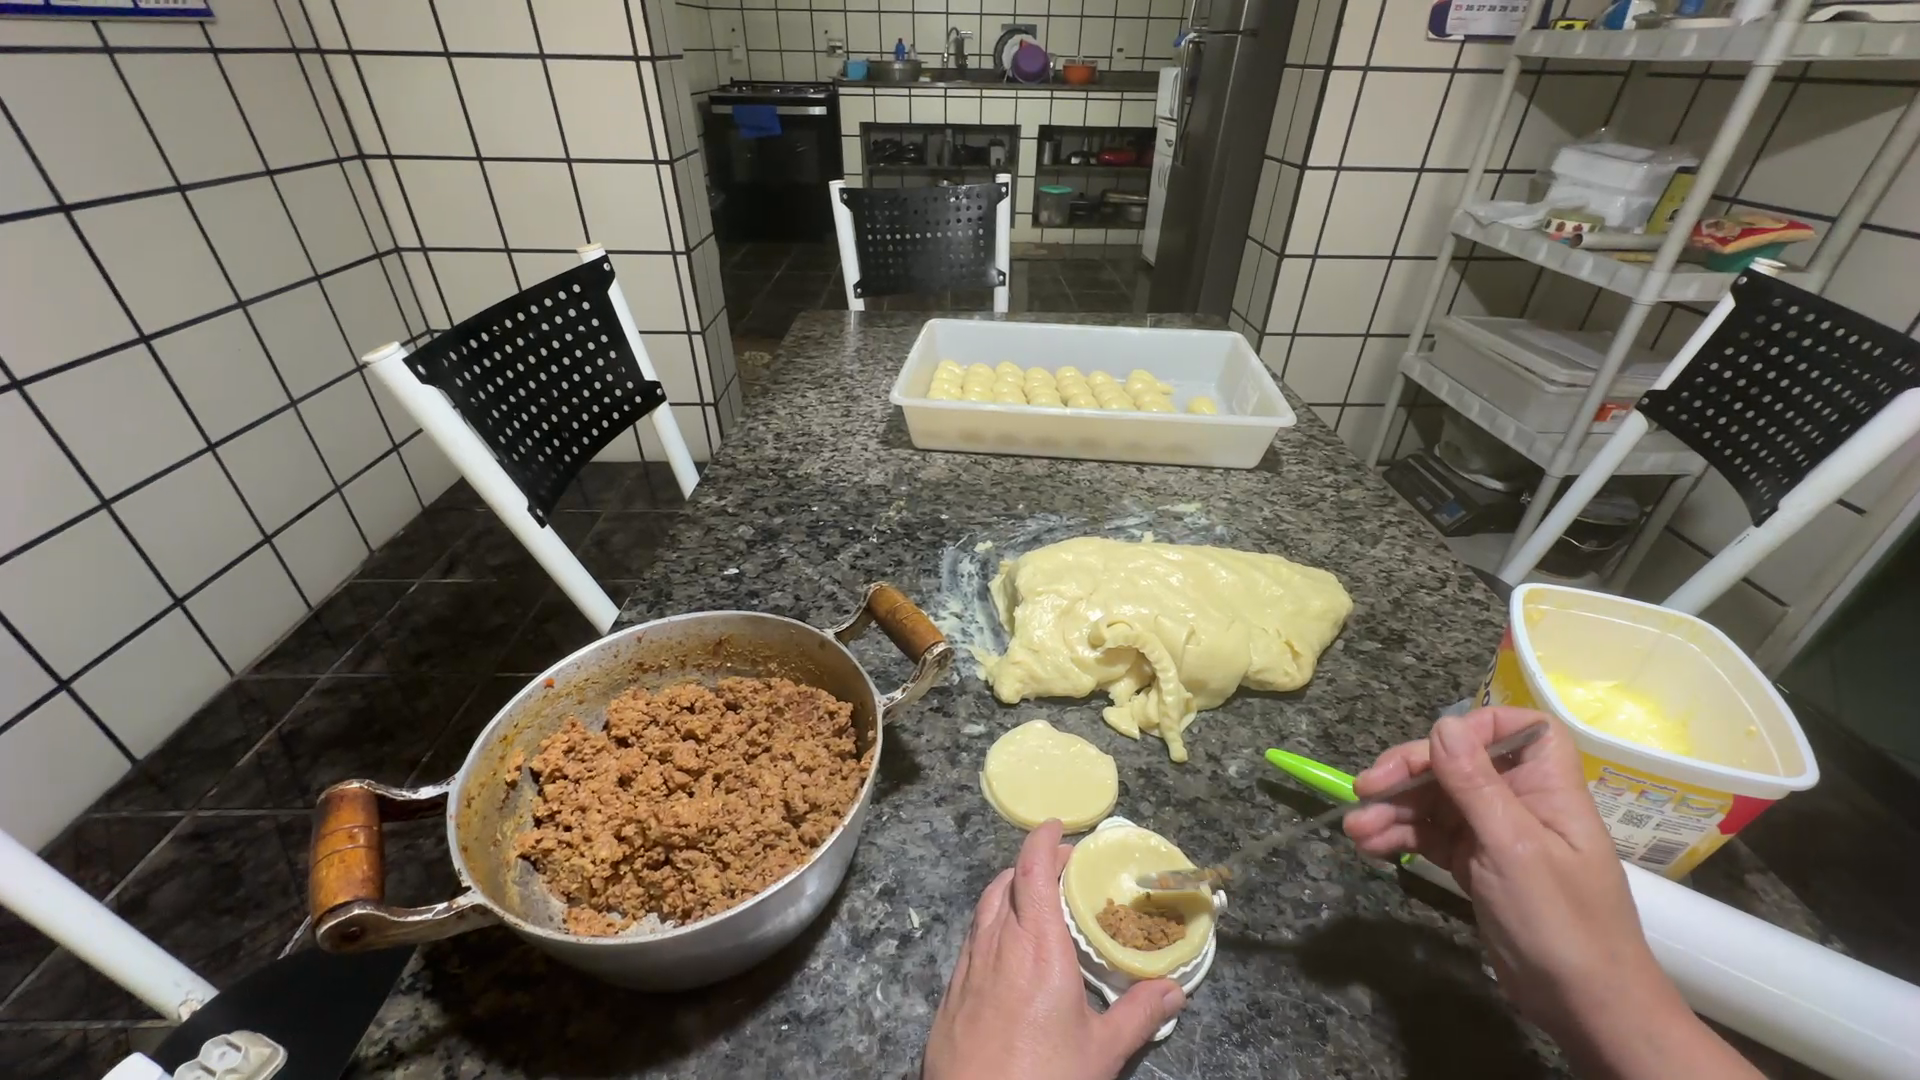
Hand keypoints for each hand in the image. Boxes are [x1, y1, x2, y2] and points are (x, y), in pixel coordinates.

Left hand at [923, 820, 1186, 1079]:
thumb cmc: (1043, 1078)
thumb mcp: (1101, 1051)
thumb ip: (1139, 1015)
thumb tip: (1174, 990)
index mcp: (1037, 946)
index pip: (1032, 869)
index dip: (1043, 839)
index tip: (1058, 827)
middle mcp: (998, 942)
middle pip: (1008, 879)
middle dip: (1032, 863)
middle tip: (1059, 868)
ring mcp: (969, 963)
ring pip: (986, 904)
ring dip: (1010, 888)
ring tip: (1034, 898)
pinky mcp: (951, 986)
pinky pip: (972, 936)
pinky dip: (992, 921)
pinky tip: (1007, 946)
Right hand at [1344, 708, 1760, 1079]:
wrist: (1584, 1010)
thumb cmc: (1561, 923)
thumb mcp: (1512, 848)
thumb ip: (1476, 784)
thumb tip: (1443, 724)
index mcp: (1545, 790)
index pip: (1522, 731)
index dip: (1480, 725)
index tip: (1436, 745)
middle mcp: (1518, 804)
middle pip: (1456, 764)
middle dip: (1407, 773)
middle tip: (1364, 789)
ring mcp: (1492, 835)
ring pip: (1433, 800)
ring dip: (1391, 810)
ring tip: (1354, 831)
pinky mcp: (1472, 864)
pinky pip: (1427, 835)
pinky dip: (1397, 837)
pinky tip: (1370, 848)